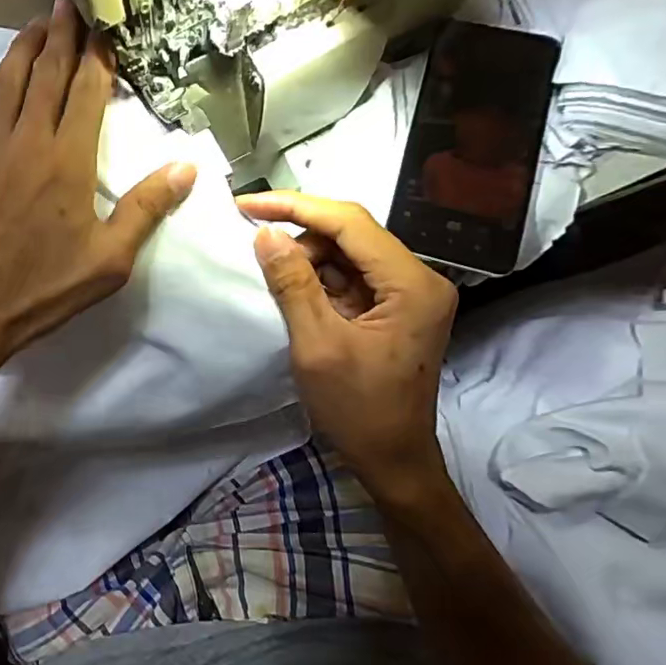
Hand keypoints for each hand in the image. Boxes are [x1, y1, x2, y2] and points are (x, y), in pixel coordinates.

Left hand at [0, 0, 196, 381]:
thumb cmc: (44, 291)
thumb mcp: (109, 260)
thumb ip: (146, 208)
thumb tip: (187, 167)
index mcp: (67, 161)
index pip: (86, 92)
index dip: (97, 55)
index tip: (105, 25)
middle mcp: (26, 144)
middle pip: (44, 76)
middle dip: (59, 35)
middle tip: (68, 0)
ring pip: (2, 88)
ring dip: (18, 52)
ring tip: (33, 25)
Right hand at [235, 191, 458, 511]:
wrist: (393, 460)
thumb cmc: (358, 409)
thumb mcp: (317, 346)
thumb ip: (292, 285)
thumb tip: (264, 235)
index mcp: (411, 284)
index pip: (350, 222)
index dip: (296, 207)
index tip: (248, 204)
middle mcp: (417, 279)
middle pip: (351, 233)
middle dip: (300, 234)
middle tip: (253, 246)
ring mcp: (407, 294)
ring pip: (348, 253)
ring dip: (307, 258)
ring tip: (269, 274)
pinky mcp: (393, 308)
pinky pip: (350, 277)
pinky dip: (318, 278)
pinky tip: (290, 288)